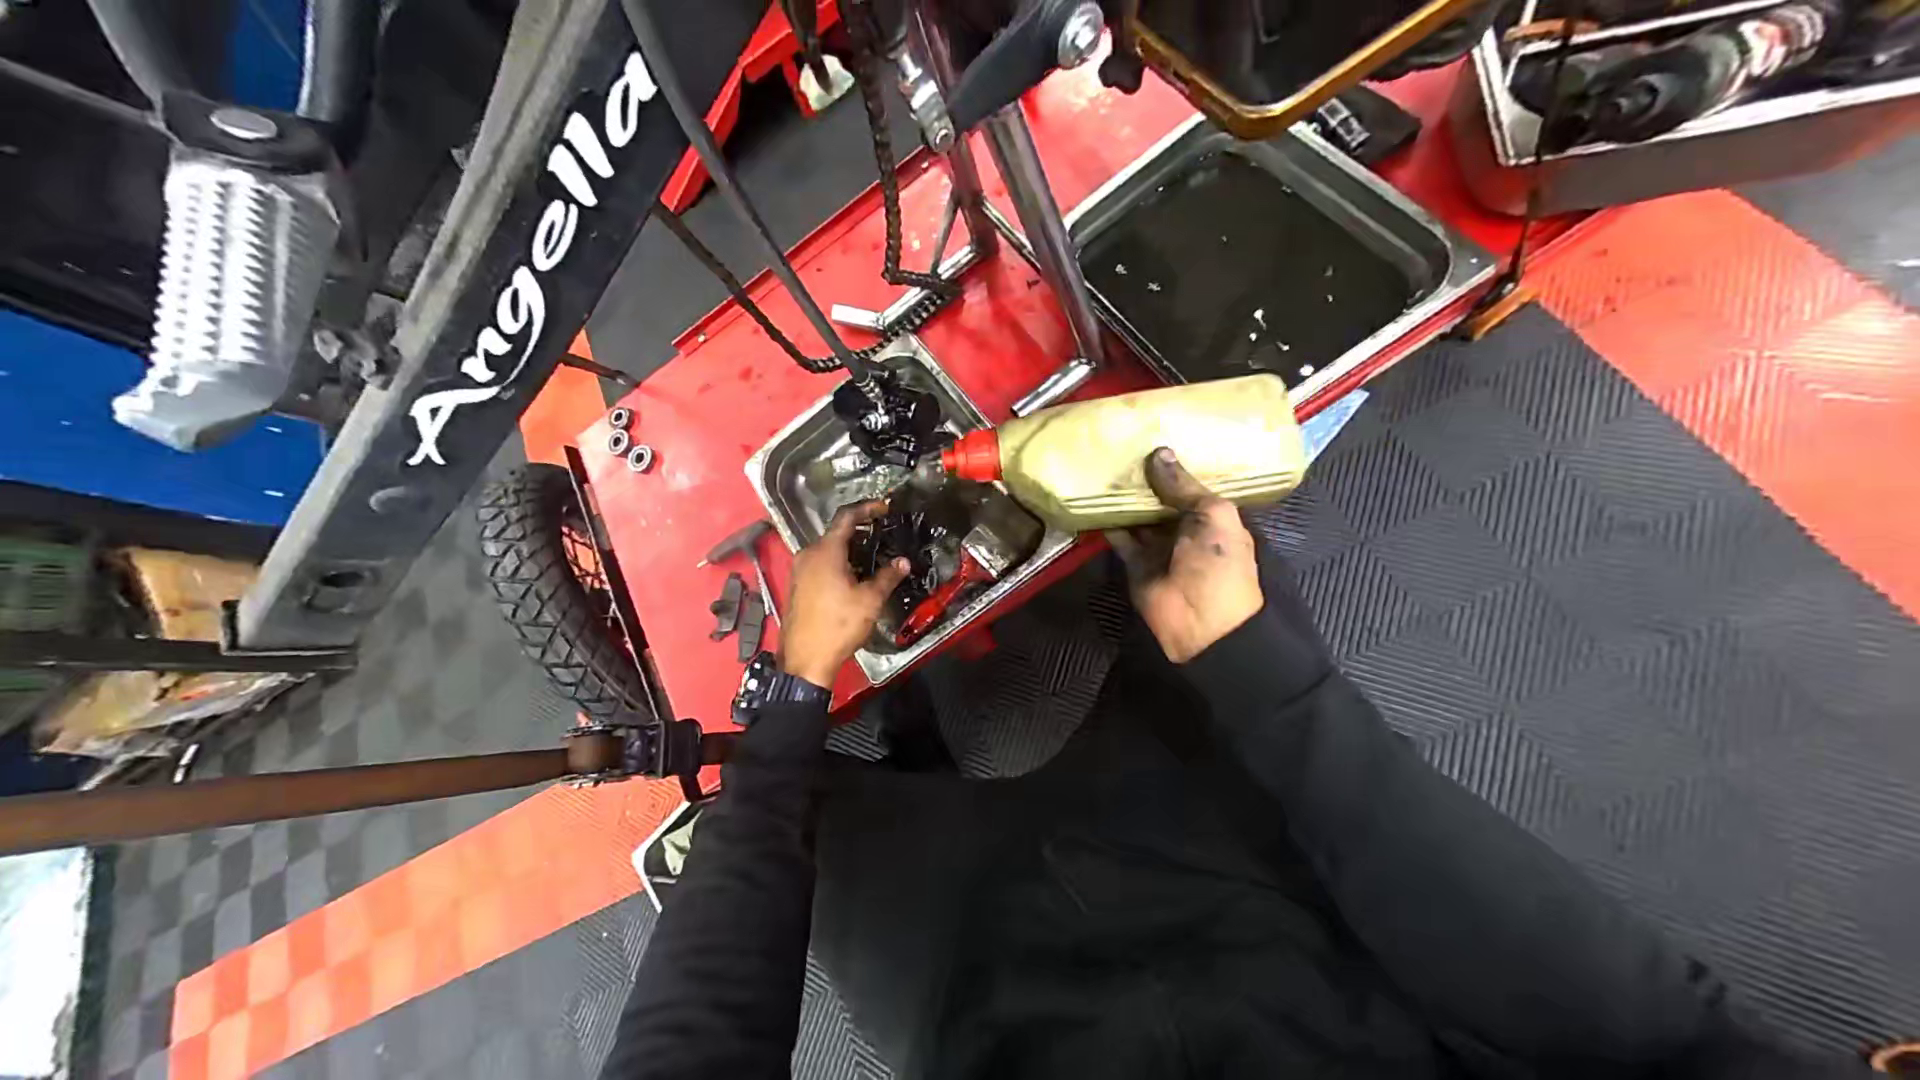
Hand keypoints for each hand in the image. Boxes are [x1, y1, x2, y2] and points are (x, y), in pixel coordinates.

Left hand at [778, 499, 910, 687]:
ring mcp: (800, 571)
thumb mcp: (870, 599)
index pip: (847, 517)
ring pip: (828, 550)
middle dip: (861, 532)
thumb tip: (903, 562)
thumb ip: (887, 576)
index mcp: (825, 551)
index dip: (867, 508)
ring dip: (850, 550)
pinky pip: (821, 564)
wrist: (806, 660)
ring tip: (873, 558)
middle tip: (883, 535)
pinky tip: (854, 577)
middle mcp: (808, 555)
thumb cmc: (839, 625)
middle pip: (836, 533)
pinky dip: (838, 563)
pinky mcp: (799, 586)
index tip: (884, 508)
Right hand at [1106, 448, 1263, 662]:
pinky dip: (1106, 520)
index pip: (1192, 484)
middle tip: (1119, 444)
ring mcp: (1158, 545)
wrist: (1202, 622)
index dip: (1175, 464)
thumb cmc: (1217, 563)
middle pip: (1161, 498)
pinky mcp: (1134, 561)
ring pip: (1137, 514)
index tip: (1154, 435)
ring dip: (1123, 496)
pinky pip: (1118, 536)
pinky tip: (1092, 496)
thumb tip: (1159, 453)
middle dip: (1144, 477)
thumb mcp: (1213, 515)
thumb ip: (1184, 486)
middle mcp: (1185, 528)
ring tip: (1102, 463)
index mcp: (1213, 516)